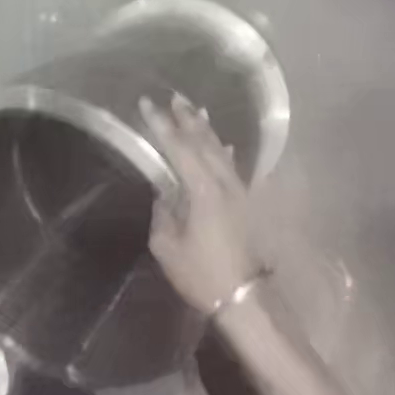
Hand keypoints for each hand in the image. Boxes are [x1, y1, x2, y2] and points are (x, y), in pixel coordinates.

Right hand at [141, 94, 265, 313]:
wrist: (245, 296)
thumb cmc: (202, 274)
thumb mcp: (168, 246)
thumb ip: (163, 213)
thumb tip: (165, 192)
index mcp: (202, 190)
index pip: (179, 148)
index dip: (162, 125)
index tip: (148, 104)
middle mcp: (224, 183)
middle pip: (204, 142)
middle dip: (188, 119)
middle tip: (175, 97)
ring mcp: (239, 191)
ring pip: (221, 152)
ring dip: (207, 131)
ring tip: (196, 111)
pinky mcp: (246, 203)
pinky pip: (233, 168)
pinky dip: (225, 153)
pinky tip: (224, 145)